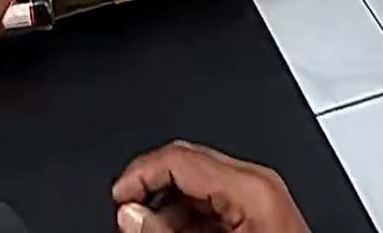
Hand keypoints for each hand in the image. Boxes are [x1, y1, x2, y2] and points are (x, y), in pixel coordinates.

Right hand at [112, 141, 309, 232]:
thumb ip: (168, 230)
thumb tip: (131, 212)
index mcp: (251, 184)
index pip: (180, 156)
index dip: (141, 172)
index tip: (119, 193)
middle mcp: (258, 181)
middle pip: (189, 163)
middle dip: (152, 185)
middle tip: (127, 212)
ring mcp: (263, 195)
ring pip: (200, 182)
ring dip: (169, 203)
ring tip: (147, 227)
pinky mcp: (263, 211)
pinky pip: (216, 200)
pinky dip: (189, 215)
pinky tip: (173, 232)